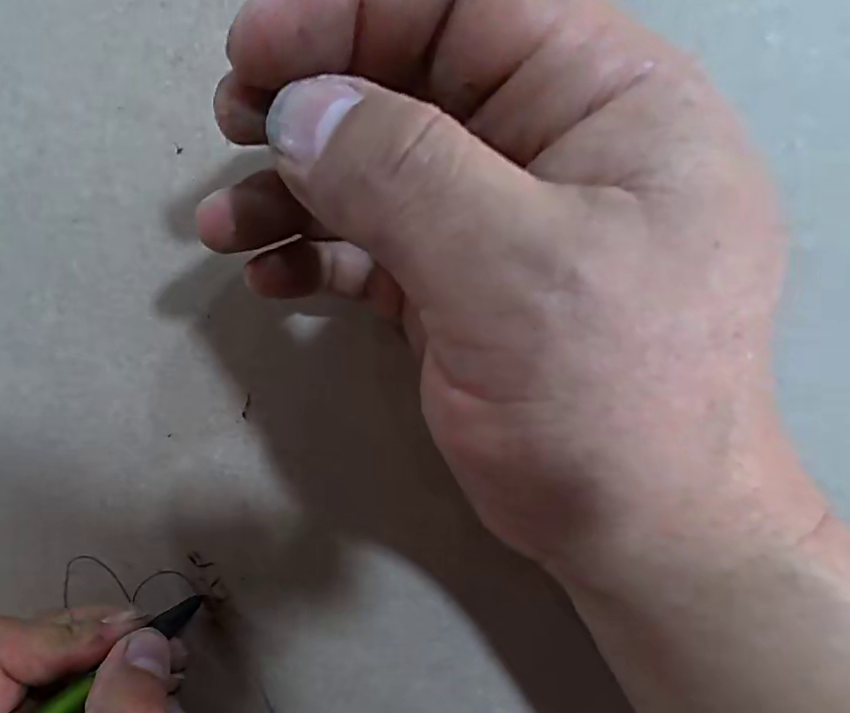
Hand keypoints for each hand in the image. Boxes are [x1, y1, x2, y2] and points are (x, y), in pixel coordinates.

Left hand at [0, 608, 183, 712]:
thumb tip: (148, 640)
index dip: (70, 633)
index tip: (140, 636)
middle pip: (27, 652)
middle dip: (103, 650)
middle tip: (167, 652)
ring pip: (57, 674)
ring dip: (120, 675)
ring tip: (174, 687)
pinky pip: (71, 704)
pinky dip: (119, 703)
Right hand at [196, 0, 826, 584]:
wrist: (627, 525)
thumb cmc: (603, 395)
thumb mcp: (511, 270)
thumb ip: (405, 176)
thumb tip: (299, 111)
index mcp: (594, 100)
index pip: (463, 8)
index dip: (354, 12)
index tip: (255, 43)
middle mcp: (538, 152)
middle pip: (407, 88)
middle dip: (313, 98)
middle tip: (231, 118)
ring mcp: (489, 232)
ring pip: (376, 181)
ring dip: (293, 193)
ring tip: (222, 222)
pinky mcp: (451, 300)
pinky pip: (370, 256)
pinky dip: (315, 260)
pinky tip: (267, 277)